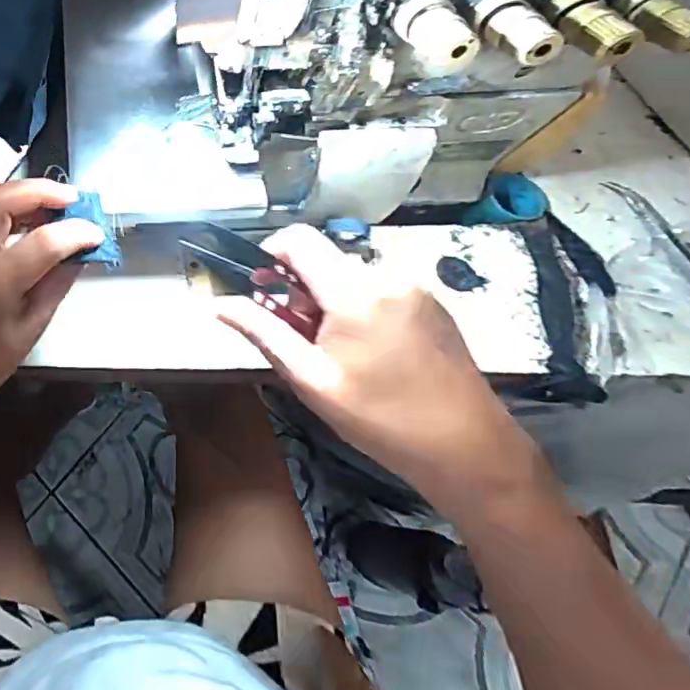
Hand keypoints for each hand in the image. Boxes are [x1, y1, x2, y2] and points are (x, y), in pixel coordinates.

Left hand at [0, 179, 104, 428]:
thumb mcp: (36, 324)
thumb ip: (60, 278)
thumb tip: (84, 244)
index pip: (40, 242)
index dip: (74, 231)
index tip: (96, 231)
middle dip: (41, 191)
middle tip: (73, 199)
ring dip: (27, 195)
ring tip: (59, 206)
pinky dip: (14, 207)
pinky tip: (37, 218)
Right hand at [212, 225, 546, 517]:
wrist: (469, 449)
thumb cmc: (382, 419)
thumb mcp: (312, 379)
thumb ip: (264, 333)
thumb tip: (220, 305)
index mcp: (354, 290)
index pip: (298, 239)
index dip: (269, 256)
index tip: (261, 290)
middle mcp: (386, 274)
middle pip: (323, 258)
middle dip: (298, 288)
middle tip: (295, 334)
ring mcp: (414, 286)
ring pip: (349, 274)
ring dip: (327, 298)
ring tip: (331, 348)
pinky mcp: (429, 301)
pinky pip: (377, 286)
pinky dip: (356, 304)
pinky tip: (364, 348)